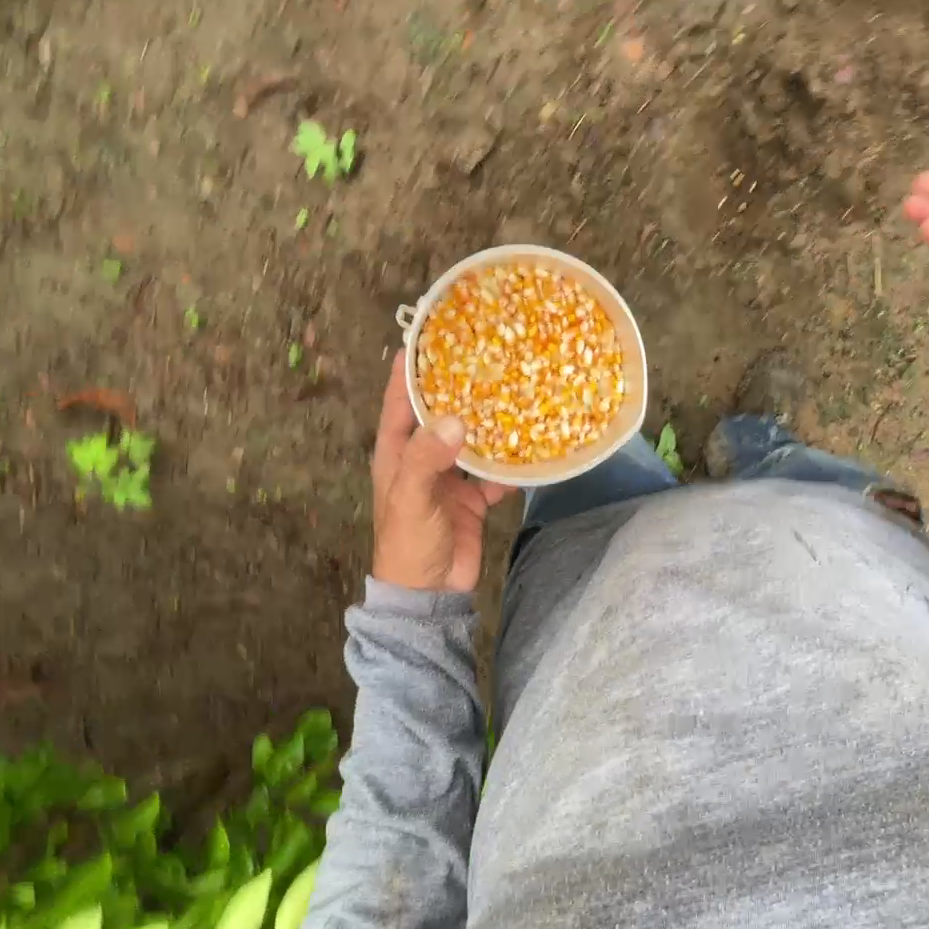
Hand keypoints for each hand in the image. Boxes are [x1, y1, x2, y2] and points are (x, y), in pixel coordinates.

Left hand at [369, 353, 508, 591]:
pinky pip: (496, 474)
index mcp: (397, 452)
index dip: (412, 368)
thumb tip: (455, 419)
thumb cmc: (409, 543)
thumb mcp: (411, 497)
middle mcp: (423, 458)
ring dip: (490, 423)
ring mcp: (450, 479)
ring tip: (516, 392)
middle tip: (487, 357)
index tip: (431, 335)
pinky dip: (512, 463)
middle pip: (442, 414)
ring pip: (472, 441)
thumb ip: (427, 458)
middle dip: (461, 389)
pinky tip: (532, 447)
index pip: (401, 400)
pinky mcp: (474, 500)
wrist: (430, 593)